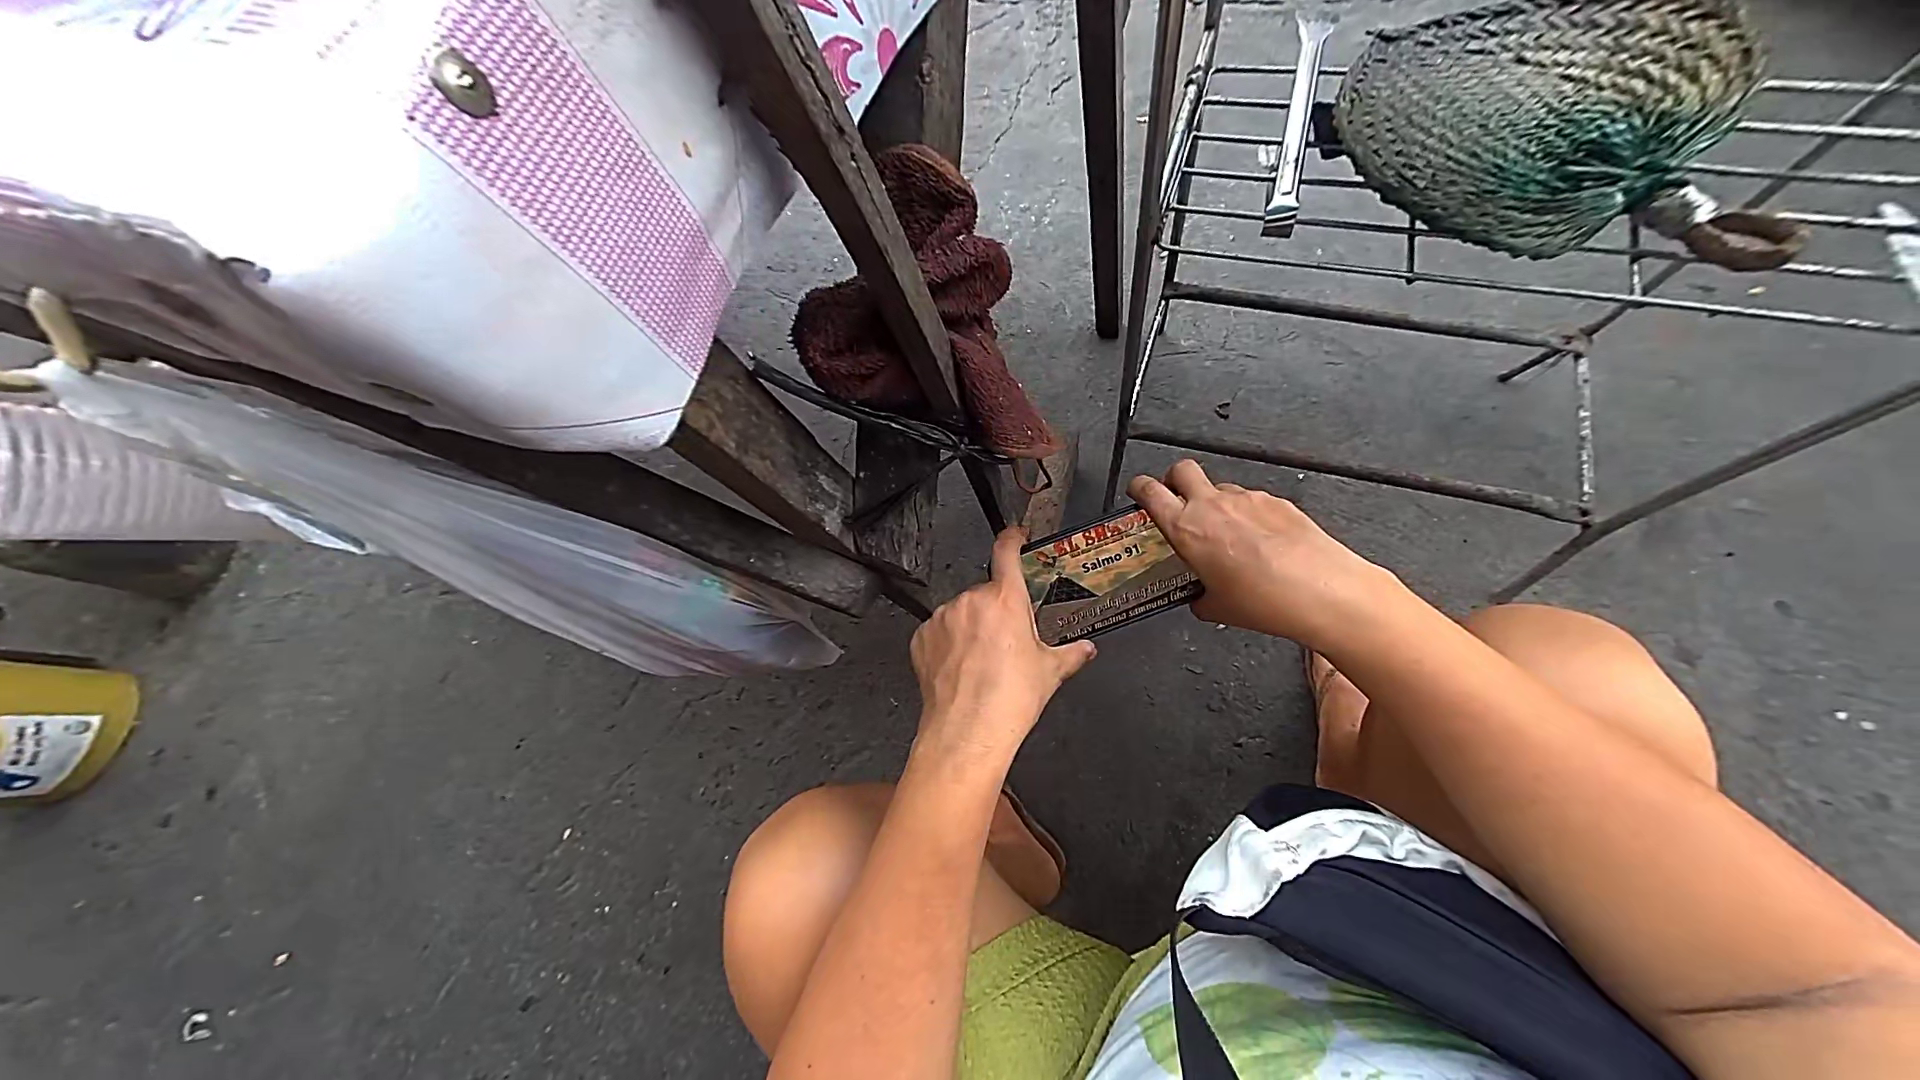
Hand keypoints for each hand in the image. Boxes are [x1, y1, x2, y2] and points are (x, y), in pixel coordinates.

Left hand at [909, 528, 1098, 759]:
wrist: (968, 732)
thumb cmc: (1008, 701)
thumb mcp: (1050, 672)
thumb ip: (1071, 653)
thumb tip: (1084, 649)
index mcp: (1005, 600)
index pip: (1006, 552)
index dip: (1012, 538)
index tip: (1015, 535)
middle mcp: (971, 602)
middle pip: (987, 593)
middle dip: (996, 611)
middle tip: (1007, 642)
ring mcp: (943, 619)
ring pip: (961, 612)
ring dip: (971, 627)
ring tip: (983, 663)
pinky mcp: (922, 638)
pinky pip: (940, 631)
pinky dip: (949, 643)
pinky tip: (962, 668)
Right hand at [1128, 460, 1404, 650]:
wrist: (1323, 592)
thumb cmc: (1268, 600)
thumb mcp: (1216, 607)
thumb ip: (1198, 596)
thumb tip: (1200, 598)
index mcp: (1185, 527)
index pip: (1149, 489)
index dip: (1139, 487)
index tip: (1139, 492)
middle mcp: (1212, 505)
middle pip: (1181, 468)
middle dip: (1173, 479)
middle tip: (1175, 499)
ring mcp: (1246, 499)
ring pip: (1219, 486)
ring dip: (1214, 501)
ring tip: (1225, 533)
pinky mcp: (1276, 501)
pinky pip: (1252, 500)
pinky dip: (1247, 514)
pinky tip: (1258, 542)